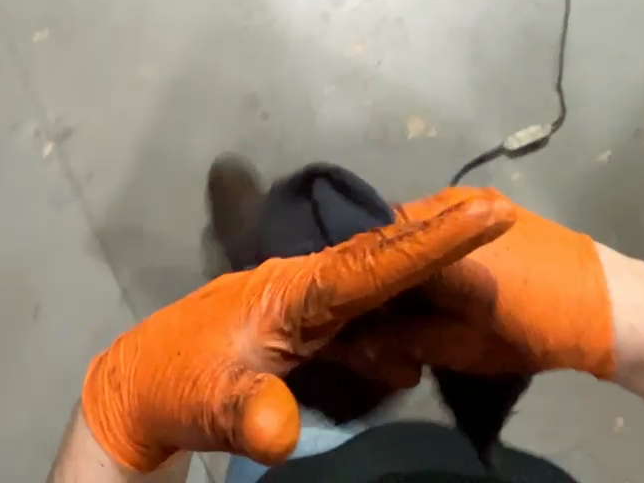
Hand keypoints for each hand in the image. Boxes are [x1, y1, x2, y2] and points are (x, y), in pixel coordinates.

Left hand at [80, 188, 515, 471]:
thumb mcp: (209, 402)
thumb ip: (248, 413)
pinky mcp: (305, 334)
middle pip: (385, 260)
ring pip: (378, 290)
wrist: (145, 385)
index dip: (432, 240)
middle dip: (442, 237)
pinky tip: (406, 357)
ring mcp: (307, 308)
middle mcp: (308, 286)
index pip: (373, 261)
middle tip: (497, 211)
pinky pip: (362, 324)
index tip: (486, 210)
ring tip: (470, 259)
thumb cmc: (178, 382)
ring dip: (423, 278)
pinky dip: (392, 331)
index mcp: (293, 288)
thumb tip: (281, 434)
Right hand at [357, 187, 616, 380]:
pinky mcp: (483, 194)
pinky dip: (430, 236)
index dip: (360, 276)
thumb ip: (407, 339)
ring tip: (412, 283)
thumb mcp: (464, 348)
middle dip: (382, 260)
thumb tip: (359, 337)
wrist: (609, 303)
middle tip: (381, 297)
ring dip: (408, 247)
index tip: (353, 301)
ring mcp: (464, 193)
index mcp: (436, 240)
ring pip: (414, 219)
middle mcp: (443, 203)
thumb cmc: (536, 331)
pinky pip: (438, 212)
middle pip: (391, 228)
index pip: (373, 249)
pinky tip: (442, 265)